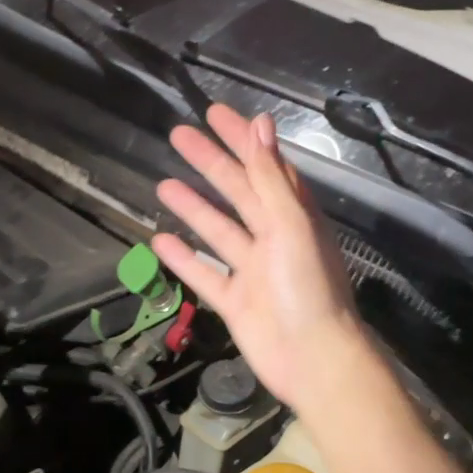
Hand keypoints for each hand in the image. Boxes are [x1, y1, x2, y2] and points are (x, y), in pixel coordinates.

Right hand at [152, 104, 377, 411]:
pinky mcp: (235, 302)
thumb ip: (271, 177)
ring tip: (163, 183)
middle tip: (177, 135)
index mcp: (295, 216)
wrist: (312, 359)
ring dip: (194, 206)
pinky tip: (159, 239)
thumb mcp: (291, 225)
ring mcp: (254, 271)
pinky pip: (205, 273)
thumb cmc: (308, 288)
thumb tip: (262, 124)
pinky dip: (184, 257)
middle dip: (211, 163)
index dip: (243, 139)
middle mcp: (275, 238)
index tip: (215, 113)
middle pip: (238, 192)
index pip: (266, 166)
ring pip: (219, 230)